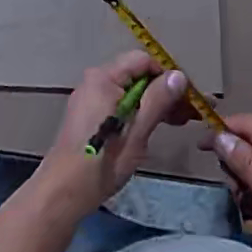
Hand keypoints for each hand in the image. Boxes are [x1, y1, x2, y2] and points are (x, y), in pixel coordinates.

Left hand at [29, 51, 192, 217]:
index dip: (167, 75)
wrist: (65, 190)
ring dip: (152, 102)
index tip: (186, 97)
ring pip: (128, 90)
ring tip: (175, 121)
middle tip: (186, 113)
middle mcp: (94, 81)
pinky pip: (118, 102)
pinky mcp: (88, 113)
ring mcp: (89, 97)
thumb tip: (179, 75)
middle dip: (162, 90)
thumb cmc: (104, 159)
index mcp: (103, 78)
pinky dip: (137, 110)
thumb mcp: (138, 130)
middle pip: (135, 74)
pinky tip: (151, 127)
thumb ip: (158, 99)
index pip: (143, 61)